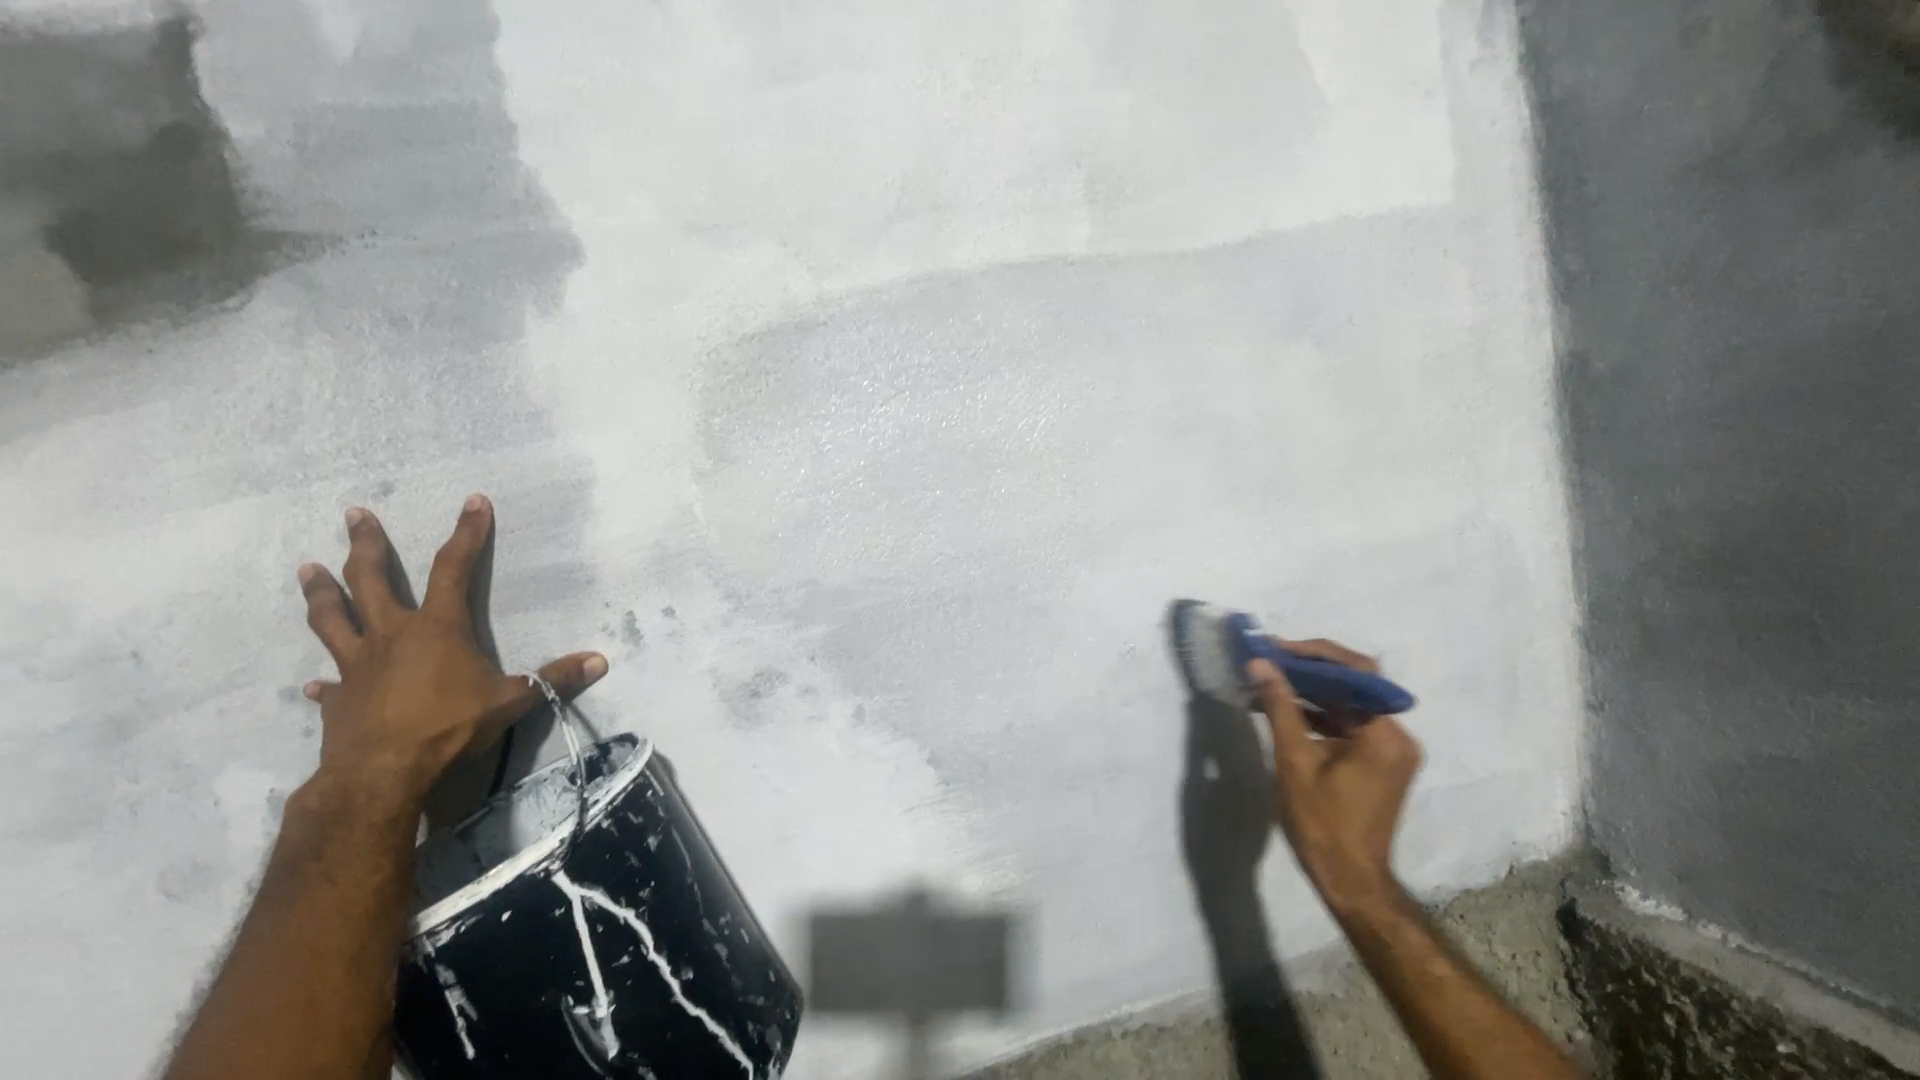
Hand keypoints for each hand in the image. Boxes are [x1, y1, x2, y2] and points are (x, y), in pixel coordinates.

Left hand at [298, 496, 608, 803]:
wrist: (384, 774)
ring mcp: (358, 665)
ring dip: (321, 592)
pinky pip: (329, 684)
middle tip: (354, 512)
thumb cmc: (450, 726)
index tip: (473, 502)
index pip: (455, 568)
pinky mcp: (340, 699)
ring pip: (333, 618)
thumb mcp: (513, 701)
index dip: (467, 533)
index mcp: (438, 628)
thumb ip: (555, 679)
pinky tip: (314, 682)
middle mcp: (392, 635)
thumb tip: (601, 661)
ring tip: (307, 568)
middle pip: (371, 579)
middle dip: (366, 543)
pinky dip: (324, 681)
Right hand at [1250, 639, 1421, 915]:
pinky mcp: (1380, 763)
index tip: (1277, 648)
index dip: (1316, 653)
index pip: (1358, 672)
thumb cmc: (1322, 823)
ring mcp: (1391, 750)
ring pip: (1350, 704)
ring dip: (1312, 691)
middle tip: (1269, 659)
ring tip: (1268, 681)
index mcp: (1385, 734)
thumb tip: (1260, 664)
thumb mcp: (1295, 762)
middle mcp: (1398, 736)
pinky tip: (1283, 710)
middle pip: (1356, 684)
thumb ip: (1280, 707)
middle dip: (1311, 668)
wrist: (1350, 879)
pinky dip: (1319, 714)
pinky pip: (1349, 724)